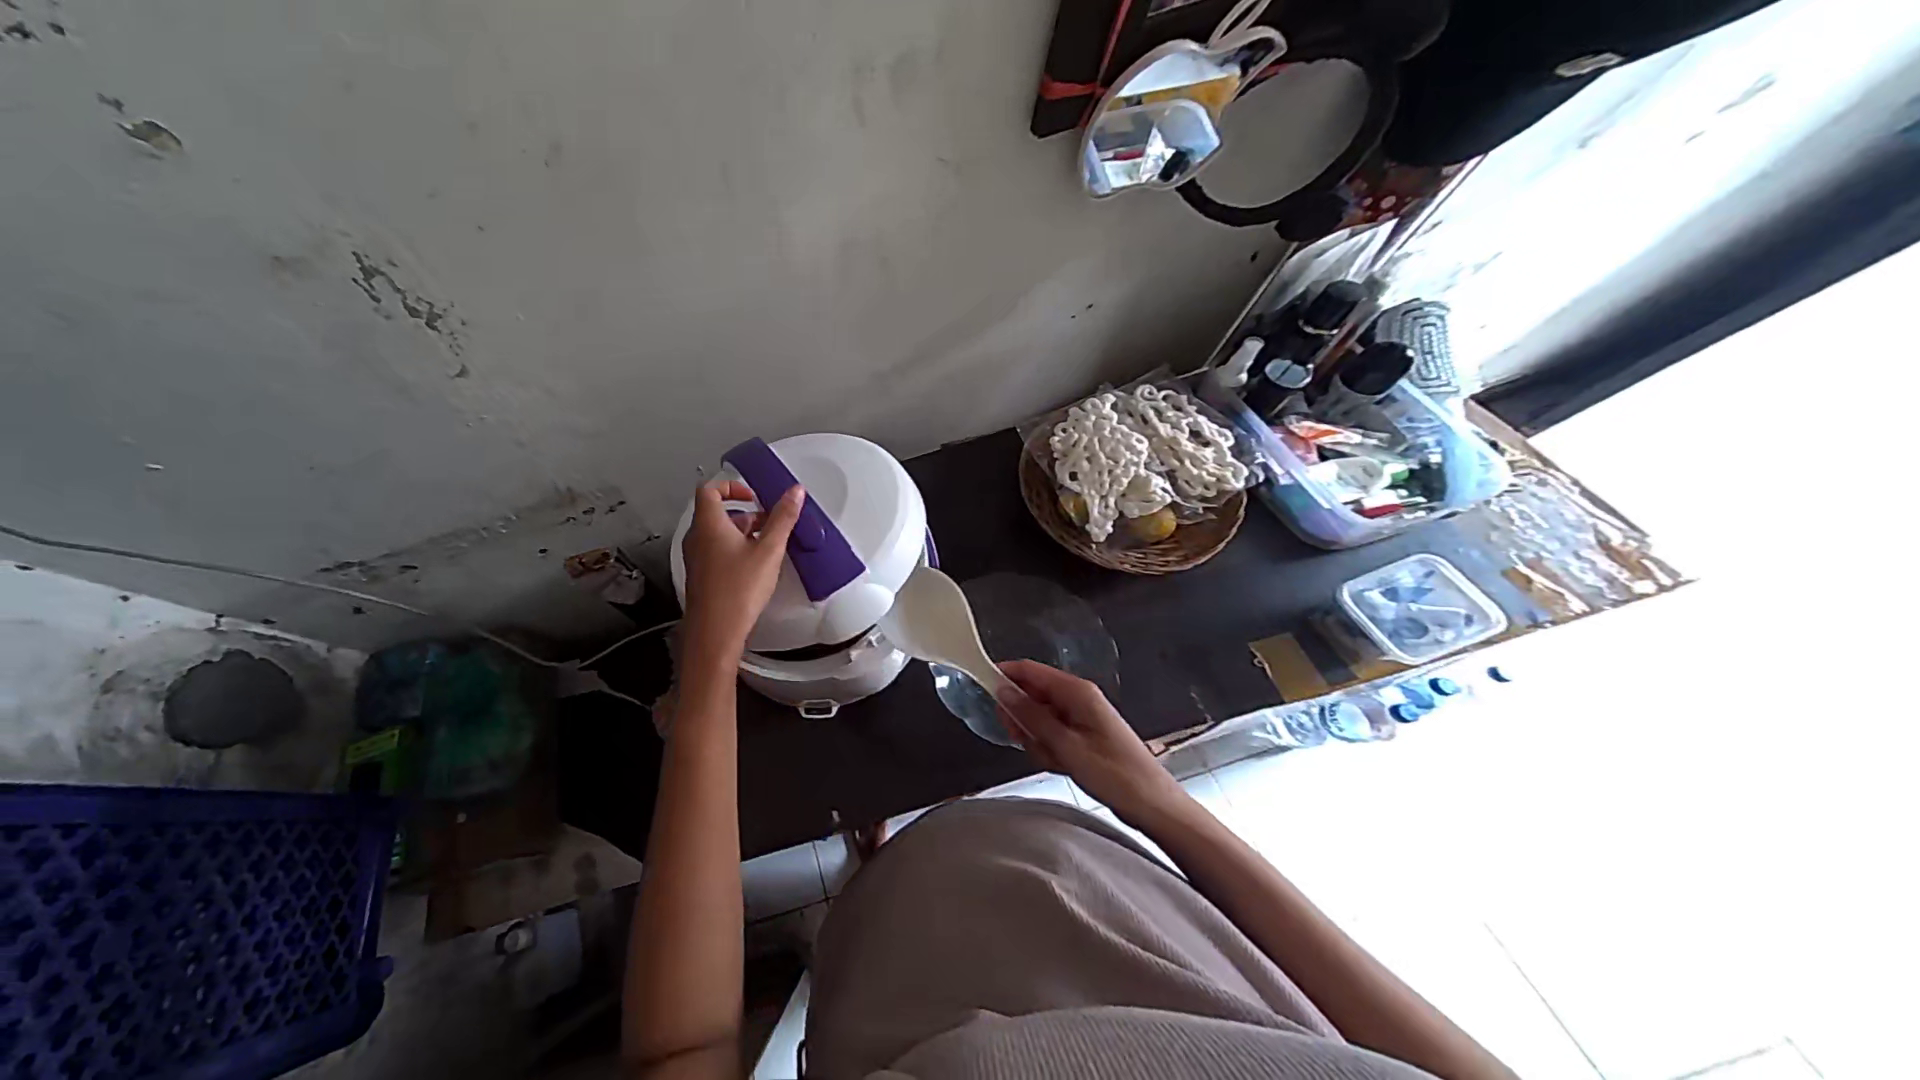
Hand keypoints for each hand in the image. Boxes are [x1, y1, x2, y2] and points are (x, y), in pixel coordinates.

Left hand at [681, 480, 803, 658]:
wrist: (716, 632)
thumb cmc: (735, 592)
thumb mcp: (769, 550)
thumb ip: (783, 518)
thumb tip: (794, 493)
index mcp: (708, 525)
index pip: (710, 489)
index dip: (732, 487)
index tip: (754, 496)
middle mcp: (697, 539)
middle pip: (717, 512)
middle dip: (746, 513)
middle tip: (770, 522)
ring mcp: (697, 559)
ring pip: (719, 534)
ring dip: (744, 533)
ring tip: (769, 545)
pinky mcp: (703, 576)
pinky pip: (718, 553)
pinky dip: (737, 551)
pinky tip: (758, 567)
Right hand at [995, 660, 1185, 823]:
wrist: (1152, 804)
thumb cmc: (1115, 774)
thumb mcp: (1066, 746)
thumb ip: (1031, 717)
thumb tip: (1003, 691)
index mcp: (1077, 692)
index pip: (1030, 671)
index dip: (1005, 675)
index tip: (981, 688)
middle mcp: (1078, 698)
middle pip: (1032, 696)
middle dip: (1022, 720)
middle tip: (1026, 740)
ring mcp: (1079, 717)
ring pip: (1039, 719)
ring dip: (1037, 740)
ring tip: (1054, 758)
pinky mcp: (1081, 735)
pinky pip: (1051, 735)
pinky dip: (1049, 750)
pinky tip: (1061, 764)